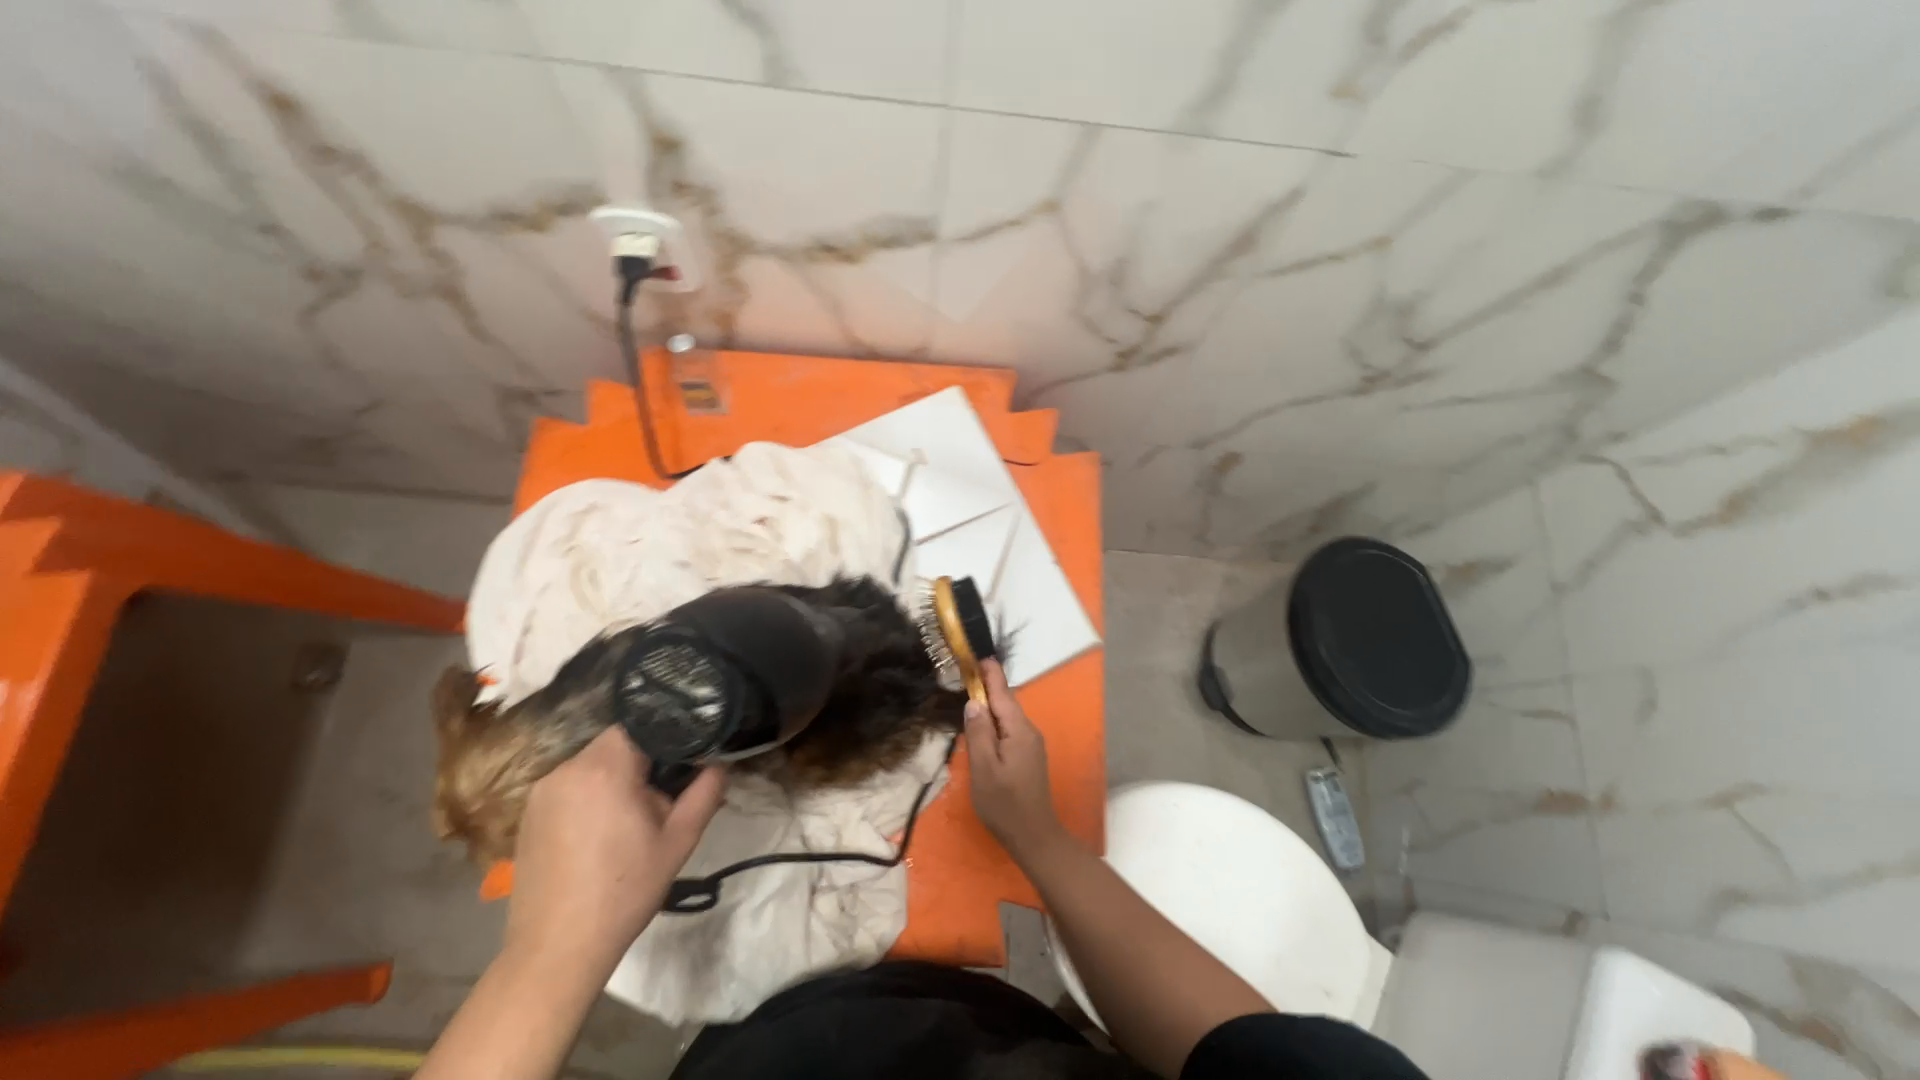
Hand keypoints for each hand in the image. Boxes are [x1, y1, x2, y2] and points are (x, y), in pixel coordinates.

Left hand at [505, 728, 725, 971]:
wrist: (558, 947)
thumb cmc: (625, 891)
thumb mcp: (679, 841)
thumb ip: (705, 793)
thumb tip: (721, 763)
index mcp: (604, 768)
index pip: (641, 725)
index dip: (668, 737)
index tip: (686, 759)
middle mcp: (566, 769)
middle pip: (615, 744)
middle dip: (642, 761)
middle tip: (663, 795)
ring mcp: (541, 791)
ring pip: (591, 765)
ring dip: (615, 779)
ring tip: (632, 817)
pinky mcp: (528, 814)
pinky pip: (570, 787)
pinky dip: (590, 796)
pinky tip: (601, 833)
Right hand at [964, 658, 1066, 859]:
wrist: (1034, 835)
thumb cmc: (1005, 803)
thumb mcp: (984, 768)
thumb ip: (979, 733)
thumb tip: (974, 702)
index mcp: (1018, 730)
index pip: (1002, 693)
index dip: (990, 674)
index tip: (978, 655)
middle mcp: (1029, 731)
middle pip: (1005, 703)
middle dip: (987, 687)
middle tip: (965, 674)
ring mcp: (1031, 744)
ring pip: (1007, 717)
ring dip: (989, 706)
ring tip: (969, 695)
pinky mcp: (1028, 756)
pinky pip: (1009, 730)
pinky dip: (994, 723)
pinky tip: (981, 728)